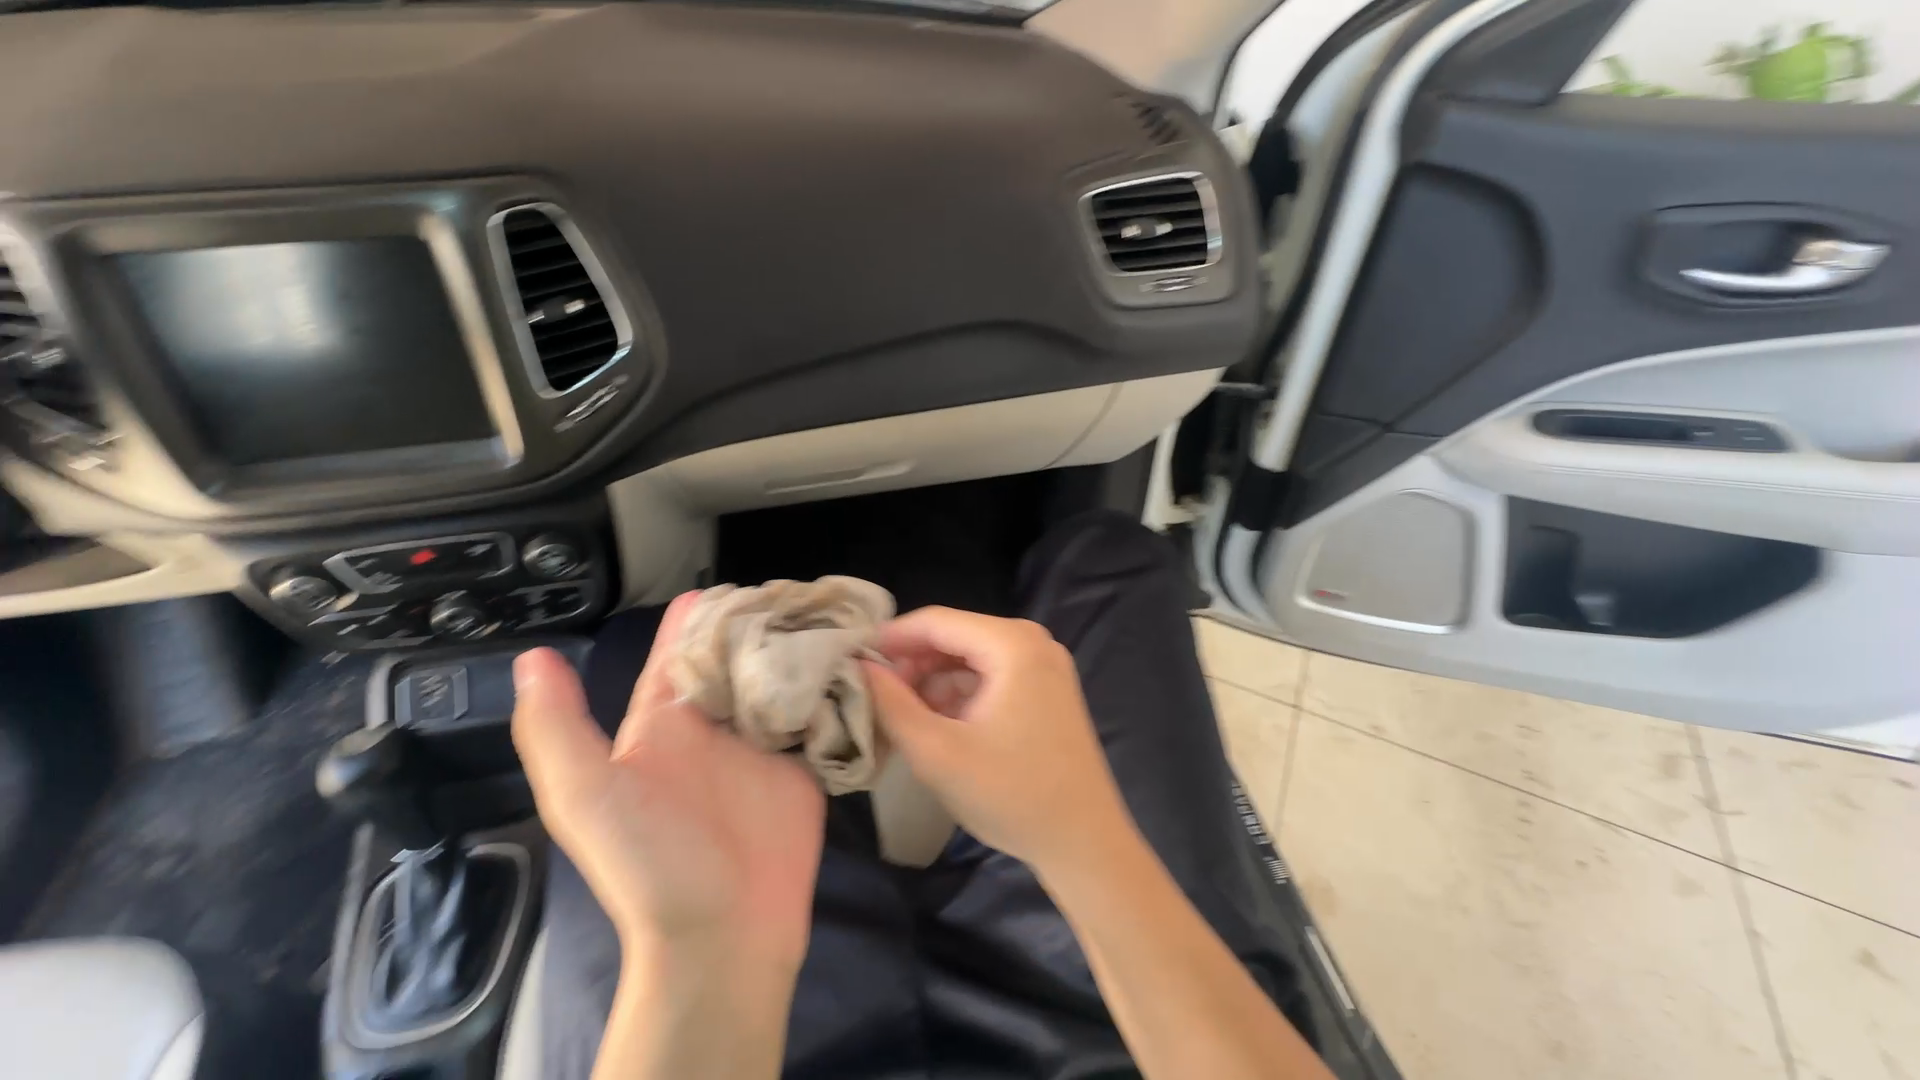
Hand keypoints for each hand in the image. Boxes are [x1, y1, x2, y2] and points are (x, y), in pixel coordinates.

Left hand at [511, 593, 825, 973]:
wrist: (720, 935)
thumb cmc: (650, 862)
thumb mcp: (585, 795)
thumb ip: (556, 728)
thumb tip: (532, 656)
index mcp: (663, 724)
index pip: (681, 654)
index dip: (699, 618)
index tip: (727, 582)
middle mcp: (713, 726)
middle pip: (740, 656)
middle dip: (762, 621)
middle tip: (798, 588)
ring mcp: (763, 745)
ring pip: (783, 677)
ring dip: (801, 647)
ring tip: (832, 610)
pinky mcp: (805, 765)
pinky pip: (820, 712)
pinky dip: (833, 685)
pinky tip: (855, 655)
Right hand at [862, 607, 1132, 875]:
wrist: (1084, 843)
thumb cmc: (1011, 794)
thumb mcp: (937, 752)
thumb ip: (891, 704)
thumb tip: (860, 668)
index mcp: (1013, 644)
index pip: (936, 621)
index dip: (890, 638)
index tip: (851, 660)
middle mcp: (1033, 643)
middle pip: (955, 637)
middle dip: (911, 663)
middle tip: (873, 695)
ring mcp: (1044, 668)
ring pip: (970, 659)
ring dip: (931, 682)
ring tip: (896, 715)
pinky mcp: (1046, 693)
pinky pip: (990, 678)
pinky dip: (958, 696)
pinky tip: (933, 724)